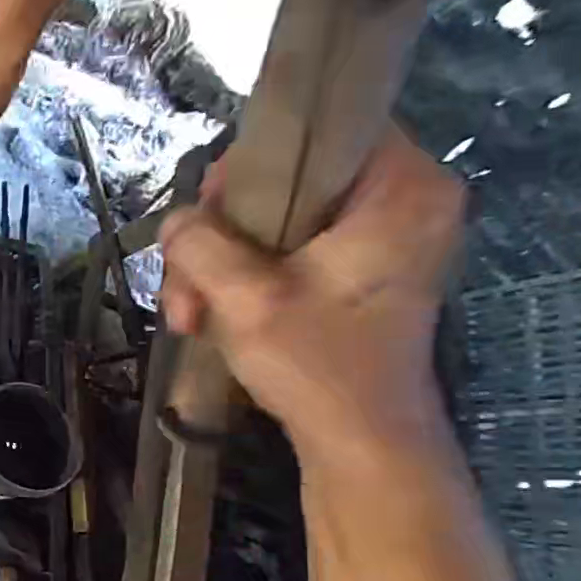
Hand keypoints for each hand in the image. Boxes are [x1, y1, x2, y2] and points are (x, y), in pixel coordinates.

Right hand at [159, 129, 464, 451]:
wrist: (360, 447)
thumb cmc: (318, 366)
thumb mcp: (244, 298)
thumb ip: (199, 245)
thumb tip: (174, 221)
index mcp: (403, 189)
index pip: (320, 133)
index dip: (250, 166)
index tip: (207, 215)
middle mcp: (406, 206)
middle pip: (290, 187)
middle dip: (222, 240)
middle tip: (185, 290)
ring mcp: (386, 247)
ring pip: (282, 229)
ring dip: (224, 270)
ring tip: (190, 318)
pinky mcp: (363, 282)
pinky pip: (293, 258)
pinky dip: (251, 284)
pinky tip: (215, 319)